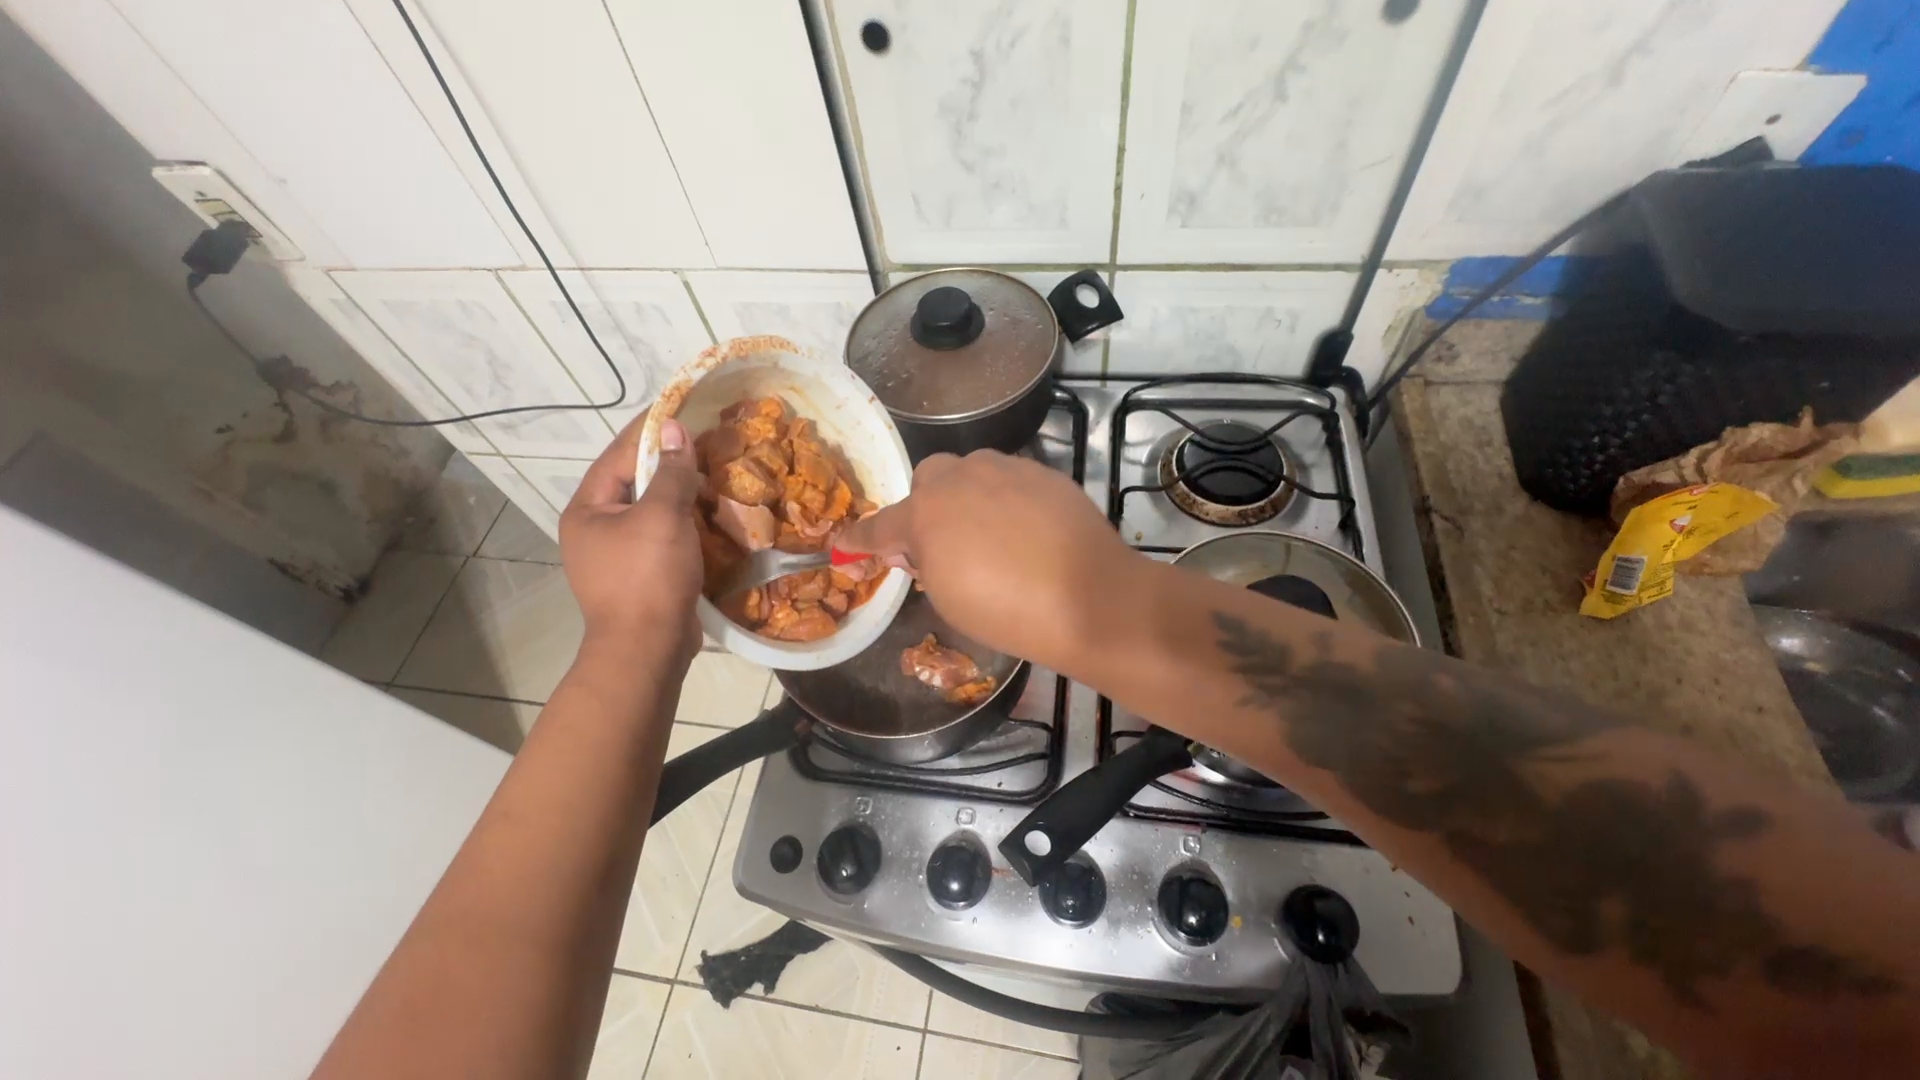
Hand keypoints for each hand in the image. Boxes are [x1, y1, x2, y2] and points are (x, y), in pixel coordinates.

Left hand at [559, 413, 702, 662]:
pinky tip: (711, 515)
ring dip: (681, 493)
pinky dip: (685, 523)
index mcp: (587, 509)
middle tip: (706, 441)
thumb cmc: (648, 577)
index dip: (651, 429)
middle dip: (669, 461)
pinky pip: (662, 537)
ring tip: (715, 474)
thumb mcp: (662, 516)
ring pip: (651, 510)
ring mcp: (616, 556)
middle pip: (633, 481)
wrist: (646, 650)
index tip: (681, 406)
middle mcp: (595, 528)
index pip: (619, 454)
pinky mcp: (640, 576)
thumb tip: (674, 429)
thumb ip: (669, 471)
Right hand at [838, 451, 1137, 668]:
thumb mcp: (948, 599)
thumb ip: (922, 564)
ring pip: (972, 472)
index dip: (860, 537)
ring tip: (991, 536)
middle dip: (928, 506)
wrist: (1090, 599)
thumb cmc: (1009, 613)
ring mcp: (1006, 470)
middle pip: (928, 480)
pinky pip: (1011, 480)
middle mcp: (960, 479)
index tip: (845, 542)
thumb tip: (915, 547)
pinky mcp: (1044, 473)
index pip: (880, 525)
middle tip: (945, 544)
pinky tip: (1027, 531)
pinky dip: (1007, 500)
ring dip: (969, 498)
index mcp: (926, 514)